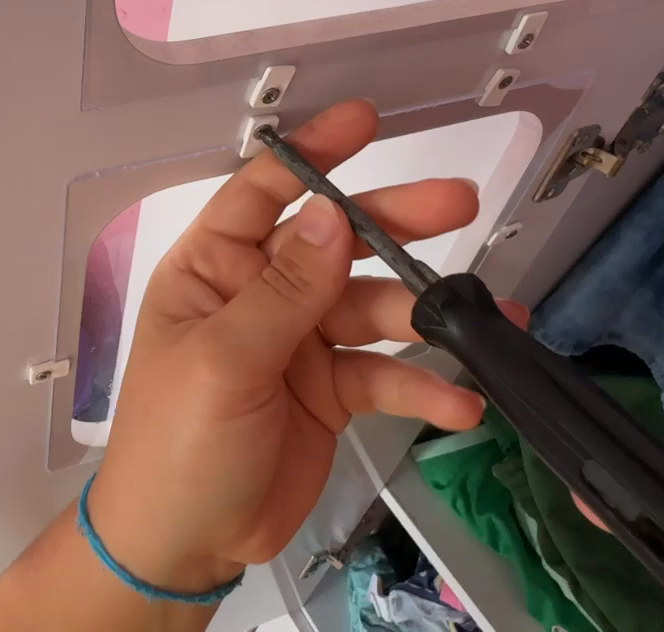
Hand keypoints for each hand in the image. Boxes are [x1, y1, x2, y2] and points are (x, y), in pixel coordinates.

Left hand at [88, 101, 519, 592]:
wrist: (184, 541)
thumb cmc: (177, 442)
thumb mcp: (226, 360)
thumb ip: (283, 291)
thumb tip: (331, 216)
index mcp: (213, 267)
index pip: (261, 192)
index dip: (311, 154)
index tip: (363, 121)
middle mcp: (257, 292)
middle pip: (332, 241)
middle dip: (390, 224)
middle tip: (457, 202)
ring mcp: (297, 340)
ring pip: (369, 305)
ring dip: (424, 312)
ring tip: (486, 317)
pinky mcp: (328, 389)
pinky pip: (382, 372)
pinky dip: (420, 383)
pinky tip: (459, 400)